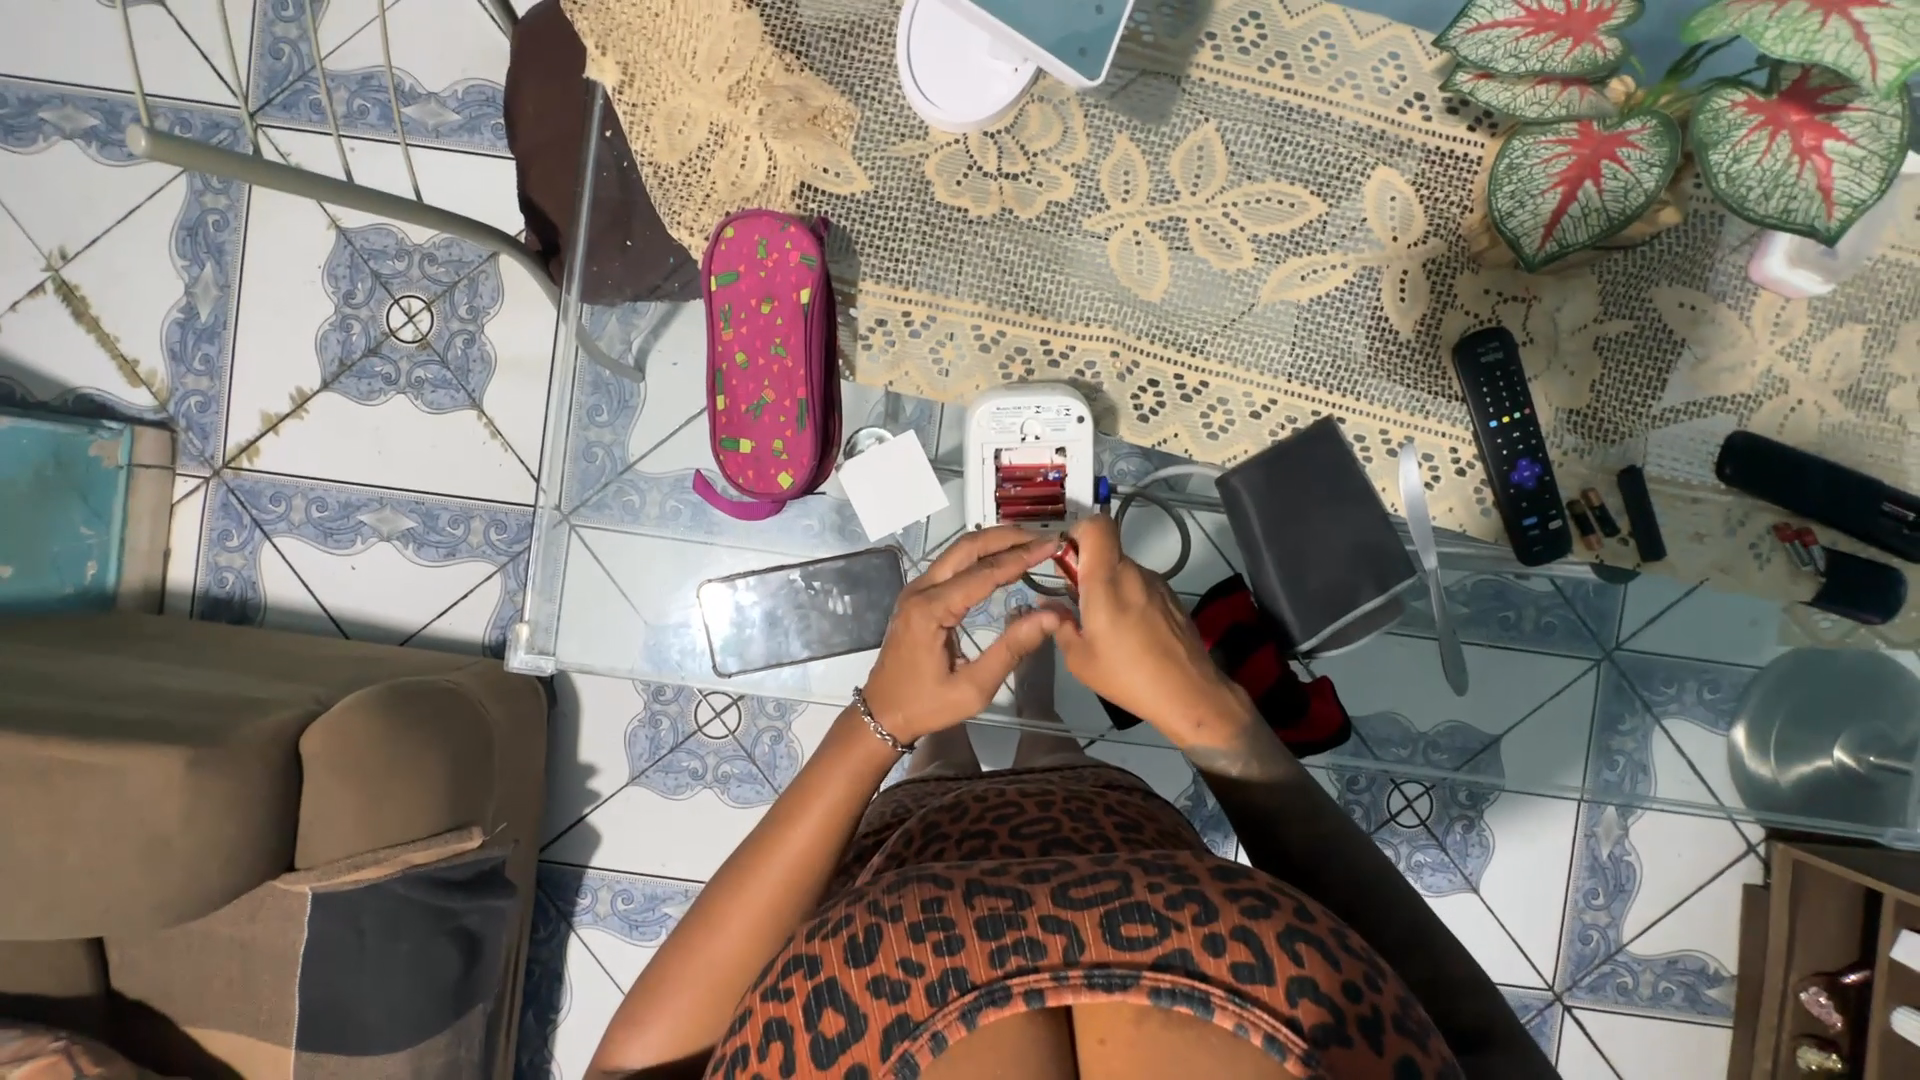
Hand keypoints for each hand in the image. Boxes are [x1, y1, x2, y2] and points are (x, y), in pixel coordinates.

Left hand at [861, 528, 1066, 744]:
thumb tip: (1050, 617)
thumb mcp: (973, 688)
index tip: (1051, 545)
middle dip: (1007, 538)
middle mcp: (920, 591)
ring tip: (1029, 544)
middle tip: (1042, 538)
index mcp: (931, 610)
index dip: (1021, 557)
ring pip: (957, 551)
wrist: (881, 714)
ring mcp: (915, 590)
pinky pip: (951, 565)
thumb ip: (1011, 649)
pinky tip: (1002, 562)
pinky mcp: (917, 596)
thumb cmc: (926, 705)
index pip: (984, 572)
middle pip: (967, 547)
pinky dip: (980, 557)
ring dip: (993, 543)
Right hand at [1053, 514, 1256, 743]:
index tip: (1067, 563)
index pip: (1096, 525)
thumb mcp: (1079, 659)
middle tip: (1079, 605)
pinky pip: (1142, 587)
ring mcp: (1157, 584)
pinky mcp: (1172, 598)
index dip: (1078, 533)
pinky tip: (1132, 634)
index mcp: (1106, 579)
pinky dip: (1130, 600)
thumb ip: (1061, 626)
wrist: (1188, 693)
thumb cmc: (1127, 675)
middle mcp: (1133, 572)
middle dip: (1088, 570)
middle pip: (1107, 551)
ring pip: (1124, 571)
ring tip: (1108, 627)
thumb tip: (1051, 608)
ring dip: (1110, 587)